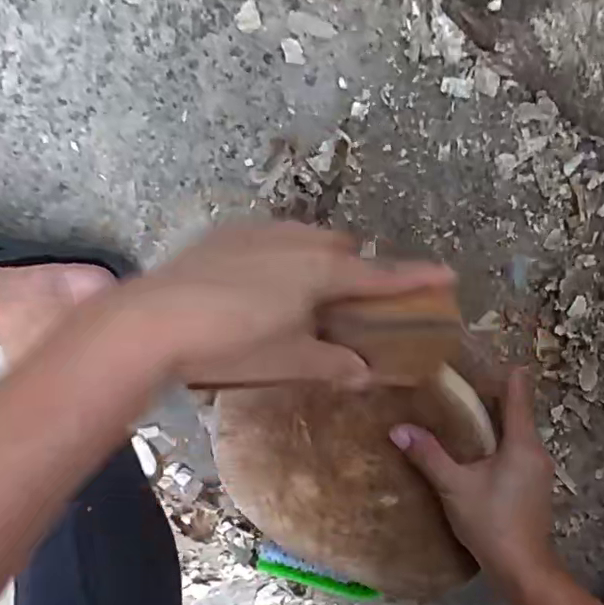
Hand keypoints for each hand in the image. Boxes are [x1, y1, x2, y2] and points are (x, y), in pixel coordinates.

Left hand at [117, 220, 454, 384]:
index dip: (415, 279)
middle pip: (342, 249)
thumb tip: (364, 372)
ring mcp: (258, 232)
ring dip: (316, 259)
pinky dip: (280, 256)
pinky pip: (270, 239)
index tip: (447, 274)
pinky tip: (258, 282)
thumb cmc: (233, 343)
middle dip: (354, 270)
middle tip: (348, 301)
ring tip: (301, 292)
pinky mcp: (224, 235)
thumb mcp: (289, 360)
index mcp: (321, 271)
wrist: (157, 319)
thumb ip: (332, 364)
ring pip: (304, 238)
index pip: (380, 276)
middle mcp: (296, 240)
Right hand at [390, 368, 558, 584]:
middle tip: (461, 383)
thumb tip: (398, 428)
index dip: (506, 374)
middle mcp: (536, 452)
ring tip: (462, 412)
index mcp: (522, 444)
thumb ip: (428, 455)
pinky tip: (474, 450)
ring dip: (493, 422)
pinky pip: (515, 452)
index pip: (519, 396)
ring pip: (516, 435)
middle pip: (518, 413)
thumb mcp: (454, 486)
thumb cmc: (492, 522)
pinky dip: (496, 442)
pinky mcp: (532, 488)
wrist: (523, 568)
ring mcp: (537, 471)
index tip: (489, 357)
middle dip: (493, 396)